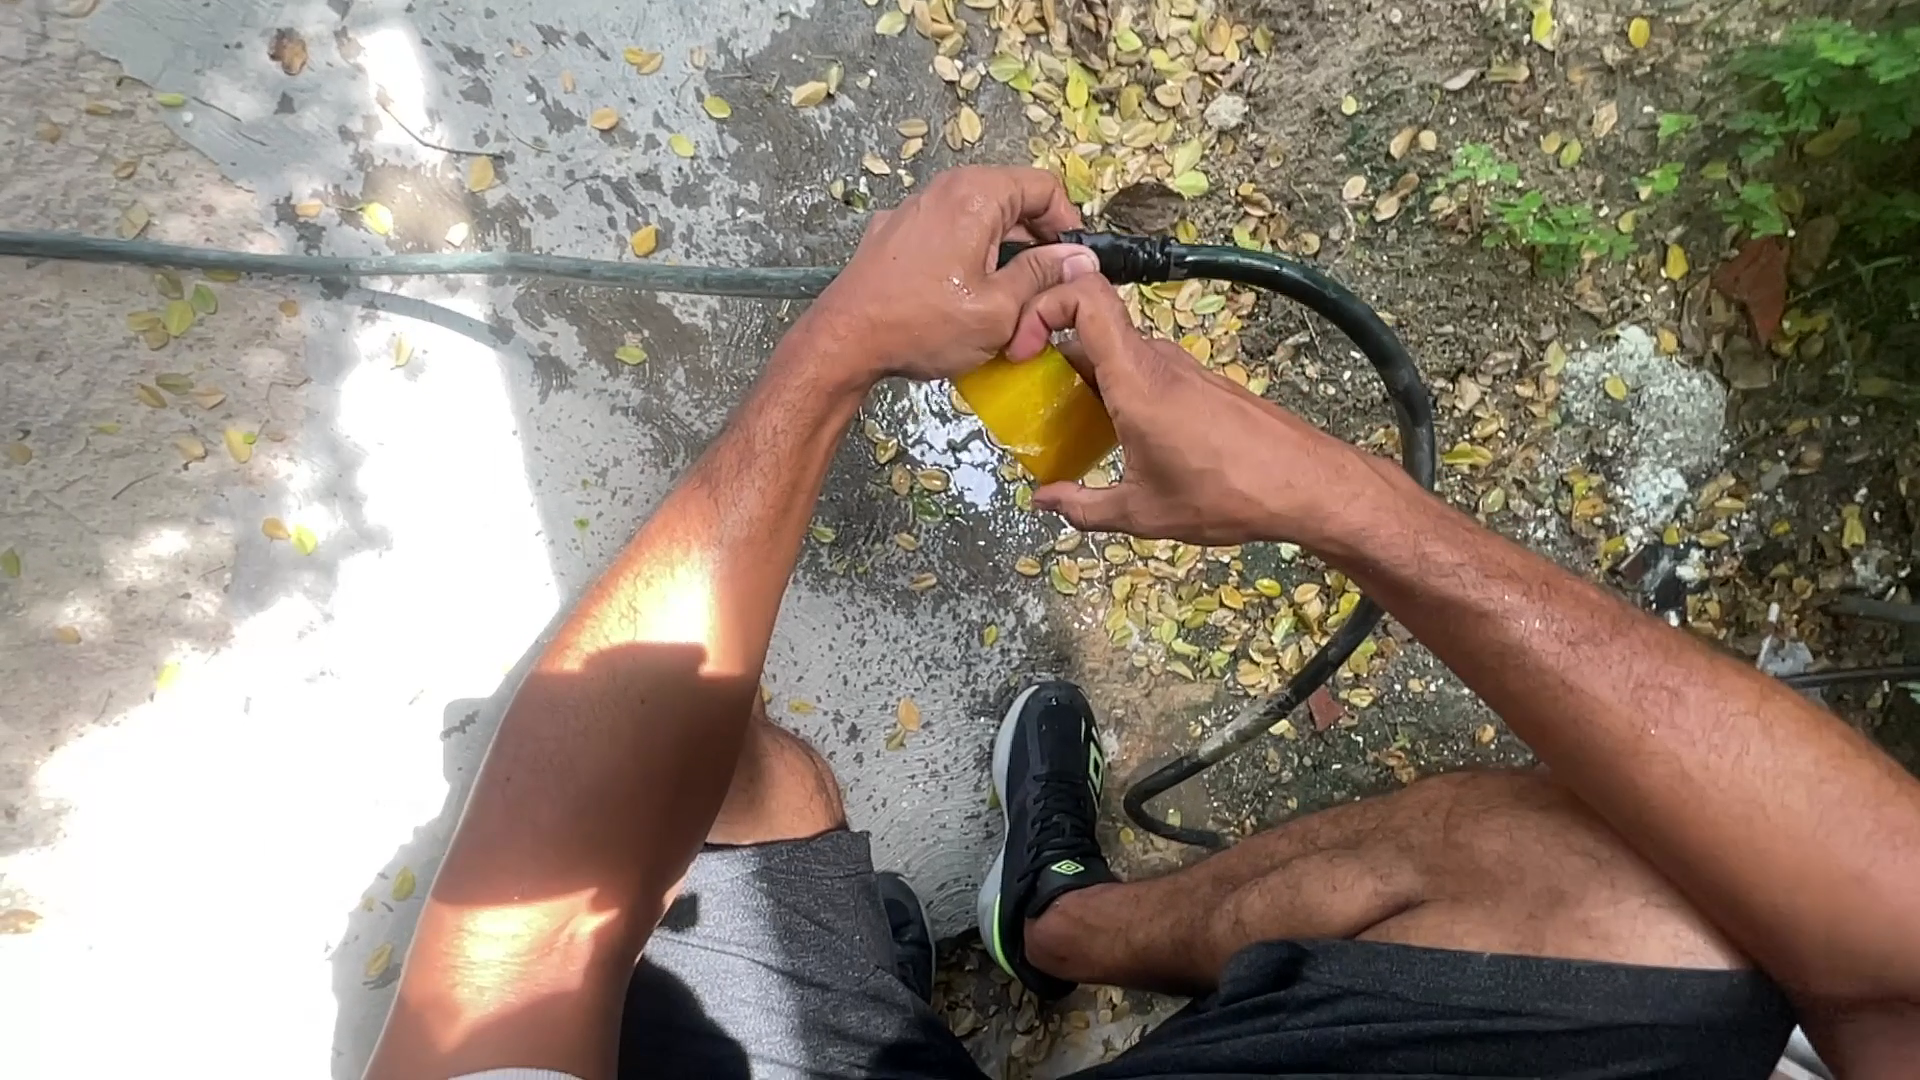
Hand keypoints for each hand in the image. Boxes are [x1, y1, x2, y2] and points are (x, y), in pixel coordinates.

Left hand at [803, 166, 1100, 386]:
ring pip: (977, 224)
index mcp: (977, 195)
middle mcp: (944, 189)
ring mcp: (914, 210)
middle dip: (1033, 249)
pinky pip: (946, 238)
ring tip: (999, 308)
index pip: (1045, 188)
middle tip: (1039, 297)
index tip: (1071, 265)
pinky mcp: (894, 235)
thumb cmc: (922, 326)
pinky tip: (957, 302)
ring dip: (999, 260)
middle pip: (1011, 206)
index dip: (1067, 227)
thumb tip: (1079, 259)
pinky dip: (964, 261)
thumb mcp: (999, 310)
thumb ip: (1043, 277)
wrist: (846, 341)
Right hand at [1011, 277, 1396, 550]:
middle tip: (1029, 398)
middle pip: (1091, 326)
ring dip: (1083, 376)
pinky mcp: (1198, 381)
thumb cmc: (1225, 495)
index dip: (1042, 306)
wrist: (1308, 485)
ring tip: (1067, 424)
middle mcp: (1157, 360)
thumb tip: (1043, 502)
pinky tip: (1115, 434)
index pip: (1085, 297)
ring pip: (1116, 350)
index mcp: (1136, 380)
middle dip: (1050, 354)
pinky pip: (1141, 368)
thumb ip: (1082, 507)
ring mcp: (1181, 367)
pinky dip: (1114, 388)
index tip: (1020, 351)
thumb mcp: (1141, 512)